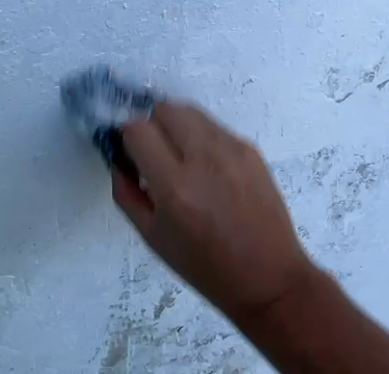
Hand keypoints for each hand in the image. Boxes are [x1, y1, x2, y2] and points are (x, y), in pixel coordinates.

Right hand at [113, 102, 319, 325]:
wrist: (270, 280)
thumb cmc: (204, 266)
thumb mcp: (152, 237)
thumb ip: (125, 192)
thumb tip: (118, 159)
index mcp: (175, 186)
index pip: (137, 129)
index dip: (128, 139)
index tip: (133, 156)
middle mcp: (203, 159)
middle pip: (164, 109)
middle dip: (152, 126)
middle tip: (157, 155)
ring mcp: (231, 150)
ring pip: (189, 111)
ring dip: (177, 128)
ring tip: (183, 160)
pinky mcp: (250, 149)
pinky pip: (213, 127)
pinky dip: (202, 138)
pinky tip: (209, 169)